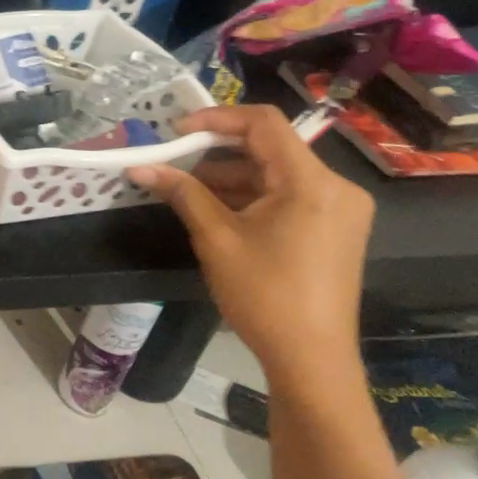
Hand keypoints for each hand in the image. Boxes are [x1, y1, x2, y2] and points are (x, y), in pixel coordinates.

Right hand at [127, 105, 373, 385]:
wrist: (311, 360)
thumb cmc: (264, 294)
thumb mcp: (216, 238)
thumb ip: (182, 193)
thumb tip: (139, 166)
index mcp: (312, 183)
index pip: (264, 124)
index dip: (216, 118)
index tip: (175, 133)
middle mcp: (334, 187)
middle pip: (269, 148)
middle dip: (216, 153)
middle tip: (172, 163)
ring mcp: (338, 209)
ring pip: (275, 173)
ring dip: (229, 177)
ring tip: (184, 191)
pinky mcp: (333, 229)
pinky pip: (286, 195)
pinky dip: (249, 197)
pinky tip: (214, 211)